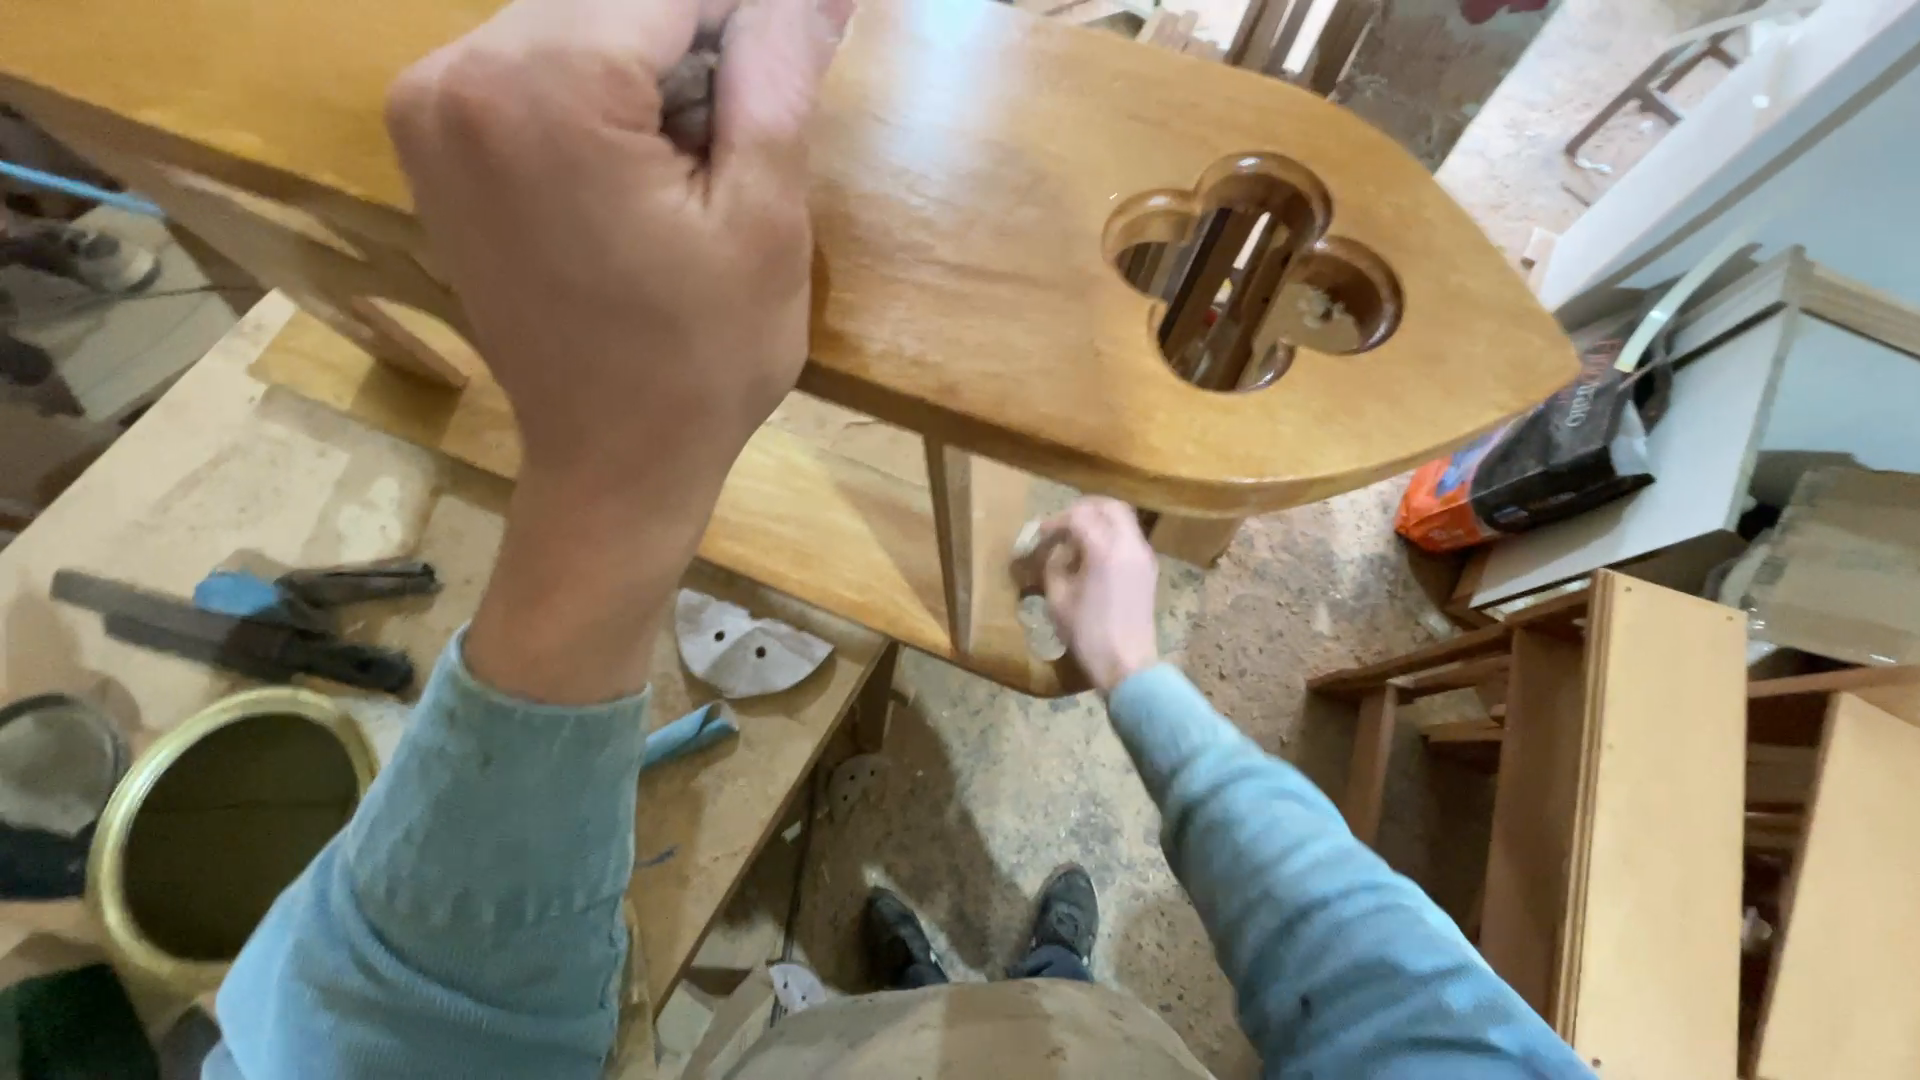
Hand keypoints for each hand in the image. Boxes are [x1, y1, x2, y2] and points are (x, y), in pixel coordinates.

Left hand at [386, 0, 851, 701]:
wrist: (616, 464)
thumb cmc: (706, 363)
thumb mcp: (766, 224)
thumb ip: (780, 78)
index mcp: (544, 86)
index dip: (752, 16)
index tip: (800, 47)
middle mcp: (455, 72)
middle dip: (700, 42)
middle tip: (751, 131)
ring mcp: (427, 109)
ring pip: (571, 27)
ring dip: (652, 69)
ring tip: (700, 164)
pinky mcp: (431, 147)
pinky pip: (530, 72)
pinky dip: (600, 95)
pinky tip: (645, 172)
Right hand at [1033, 498, 1159, 694]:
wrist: (1127, 664)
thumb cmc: (1087, 634)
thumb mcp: (1058, 598)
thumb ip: (1054, 565)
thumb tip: (1053, 551)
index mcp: (1105, 550)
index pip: (1079, 516)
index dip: (1056, 521)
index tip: (1041, 535)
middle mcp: (1129, 545)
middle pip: (1109, 506)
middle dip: (1082, 509)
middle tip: (1062, 524)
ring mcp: (1143, 556)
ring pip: (1123, 519)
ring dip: (1099, 520)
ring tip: (1076, 537)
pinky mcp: (1148, 569)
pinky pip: (1129, 536)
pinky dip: (1110, 534)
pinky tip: (1093, 554)